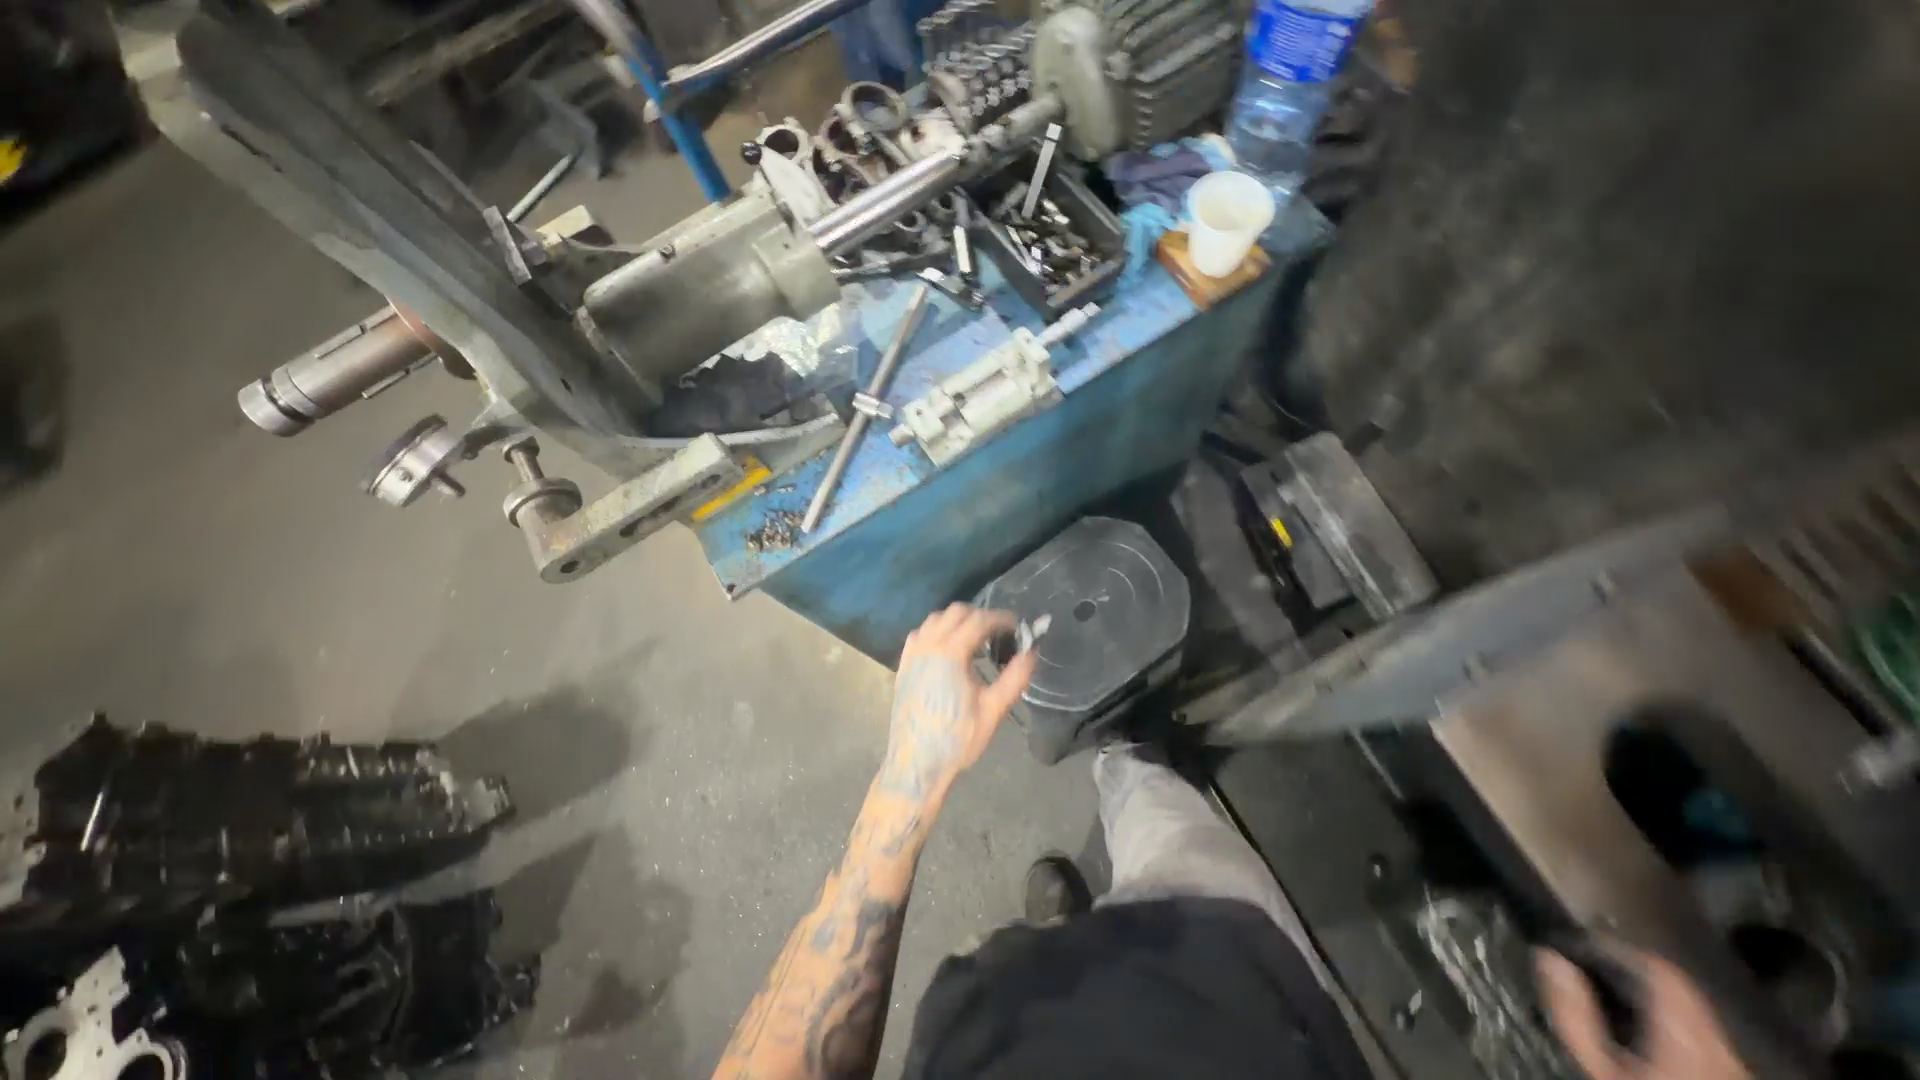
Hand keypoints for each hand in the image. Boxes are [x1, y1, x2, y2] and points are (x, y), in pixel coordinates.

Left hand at [876, 605, 1037, 803]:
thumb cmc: (957, 739)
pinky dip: (938, 632)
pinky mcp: (903, 665)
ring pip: (936, 619)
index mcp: (950, 653)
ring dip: (958, 622)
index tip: (1017, 627)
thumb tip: (1033, 652)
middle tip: (1000, 634)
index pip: (979, 620)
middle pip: (956, 612)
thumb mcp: (993, 710)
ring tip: (976, 641)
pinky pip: (921, 634)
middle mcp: (927, 645)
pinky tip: (950, 651)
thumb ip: (1015, 677)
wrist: (917, 764)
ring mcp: (912, 654)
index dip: (1001, 619)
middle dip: (981, 616)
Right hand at [1537, 945, 1749, 1079]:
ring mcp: (1731, 1067)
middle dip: (1632, 972)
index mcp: (1684, 1035)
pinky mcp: (1728, 1079)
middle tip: (1589, 966)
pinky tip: (1638, 1033)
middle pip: (1679, 990)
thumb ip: (1572, 1013)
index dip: (1620, 951)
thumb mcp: (1594, 1067)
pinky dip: (1665, 1021)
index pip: (1660, 972)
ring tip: (1606, 995)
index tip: (1582, 946)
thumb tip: (1549, 959)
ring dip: (1650, 996)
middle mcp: (1718, 1046)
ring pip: (1691, 1012)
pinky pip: (1698, 1035)